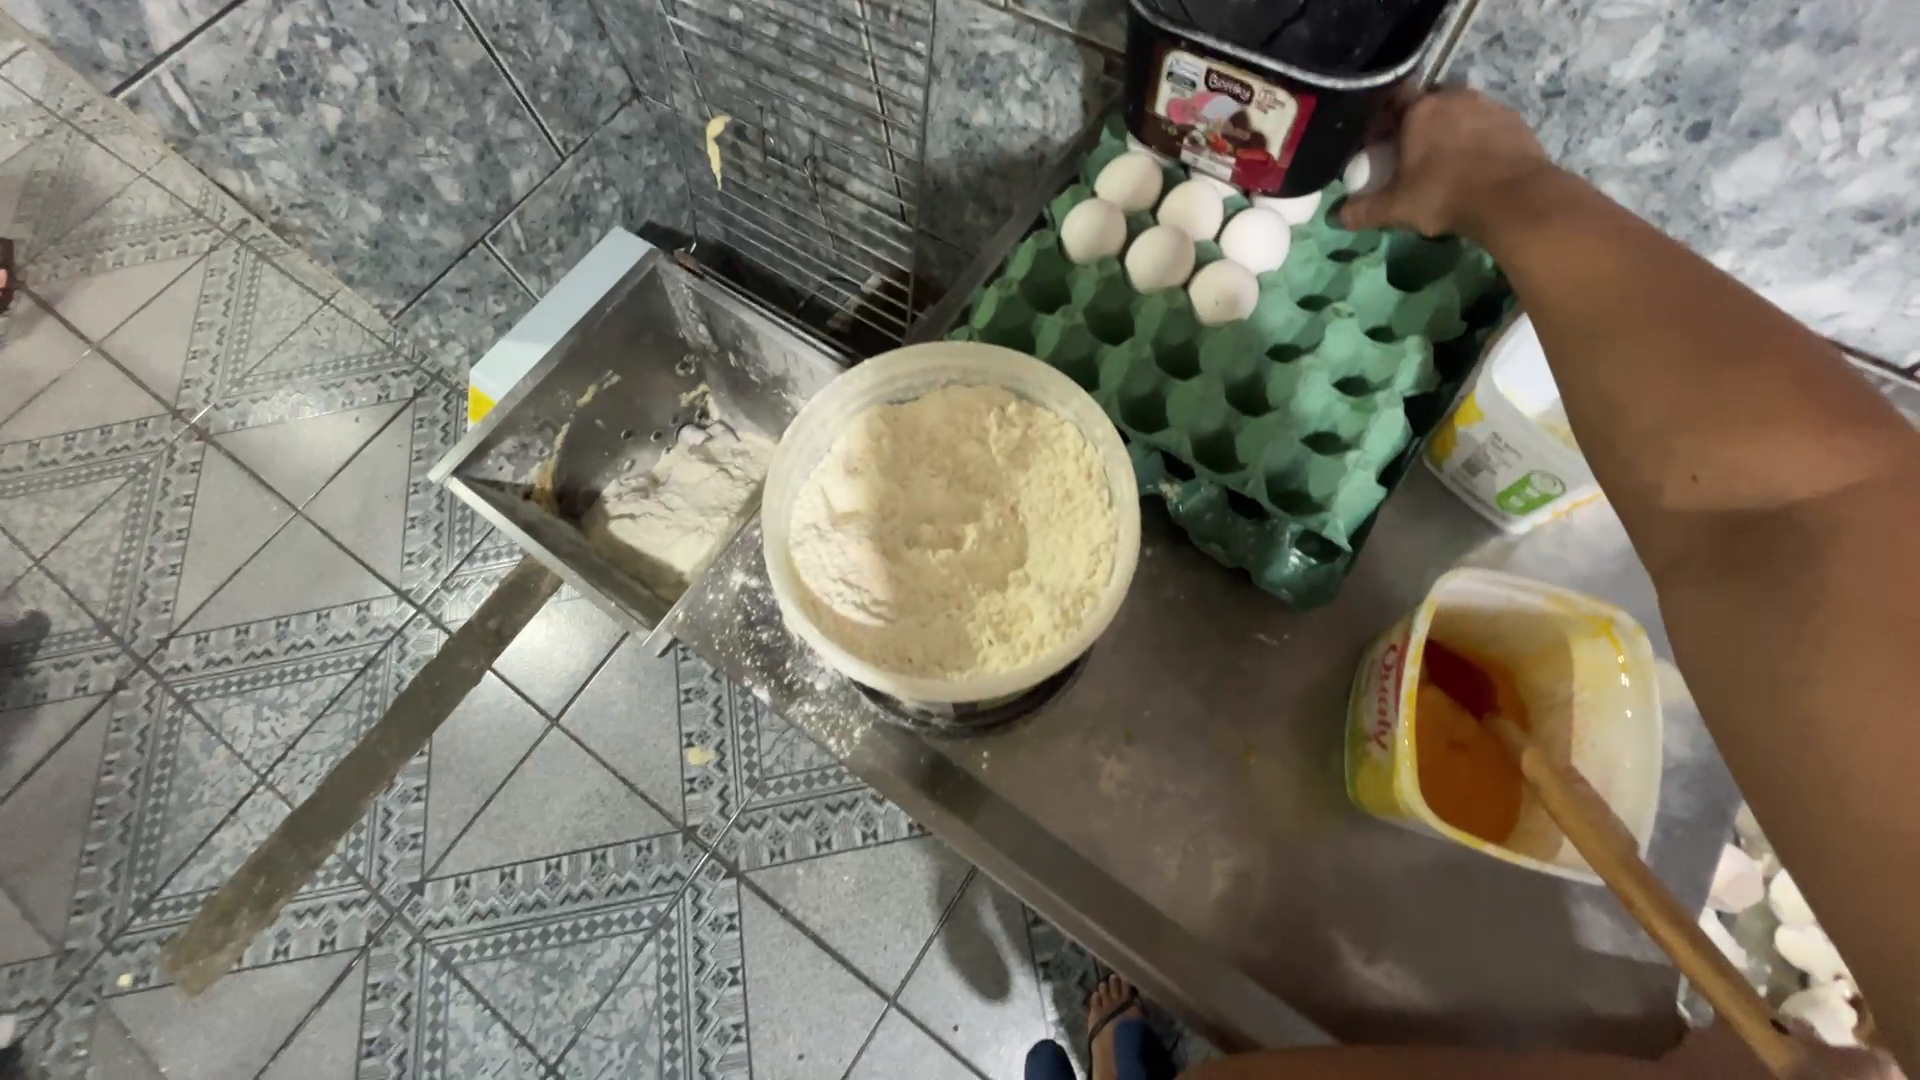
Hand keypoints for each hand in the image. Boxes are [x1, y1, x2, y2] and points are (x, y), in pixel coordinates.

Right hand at [1339, 87, 1557, 239]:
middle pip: (1428, 103)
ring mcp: (1489, 106)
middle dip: (1416, 123)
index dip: (1383, 118)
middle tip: (1408, 153)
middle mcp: (1455, 97)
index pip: (1394, 98)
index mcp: (1421, 110)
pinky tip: (1469, 167)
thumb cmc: (1441, 195)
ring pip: (1458, 112)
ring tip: (1441, 163)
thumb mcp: (1392, 209)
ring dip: (1447, 131)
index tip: (1378, 141)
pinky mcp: (1514, 121)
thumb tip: (1339, 216)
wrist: (1510, 198)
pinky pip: (1484, 126)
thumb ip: (1361, 211)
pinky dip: (1474, 141)